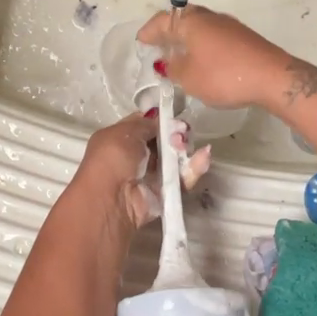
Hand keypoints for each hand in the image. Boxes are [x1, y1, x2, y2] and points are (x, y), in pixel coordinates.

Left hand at [69, 111, 216, 230]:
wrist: (113, 199)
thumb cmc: (113, 160)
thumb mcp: (124, 132)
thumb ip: (146, 123)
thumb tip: (161, 120)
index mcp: (120, 139)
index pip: (144, 124)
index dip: (160, 119)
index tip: (174, 116)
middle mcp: (136, 155)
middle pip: (163, 140)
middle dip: (176, 134)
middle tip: (184, 132)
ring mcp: (151, 174)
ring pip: (175, 158)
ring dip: (185, 150)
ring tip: (187, 146)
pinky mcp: (165, 190)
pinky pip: (183, 178)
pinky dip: (194, 168)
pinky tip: (204, 157)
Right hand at [136, 6, 293, 109]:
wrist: (272, 77)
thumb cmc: (223, 76)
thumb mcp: (189, 78)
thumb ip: (173, 69)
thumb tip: (168, 62)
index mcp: (191, 21)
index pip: (163, 20)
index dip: (149, 31)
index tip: (141, 41)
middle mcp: (209, 17)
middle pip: (183, 19)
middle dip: (168, 32)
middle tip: (158, 45)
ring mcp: (229, 26)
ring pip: (200, 28)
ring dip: (186, 39)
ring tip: (178, 54)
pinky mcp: (243, 38)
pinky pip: (214, 37)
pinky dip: (202, 45)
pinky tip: (202, 60)